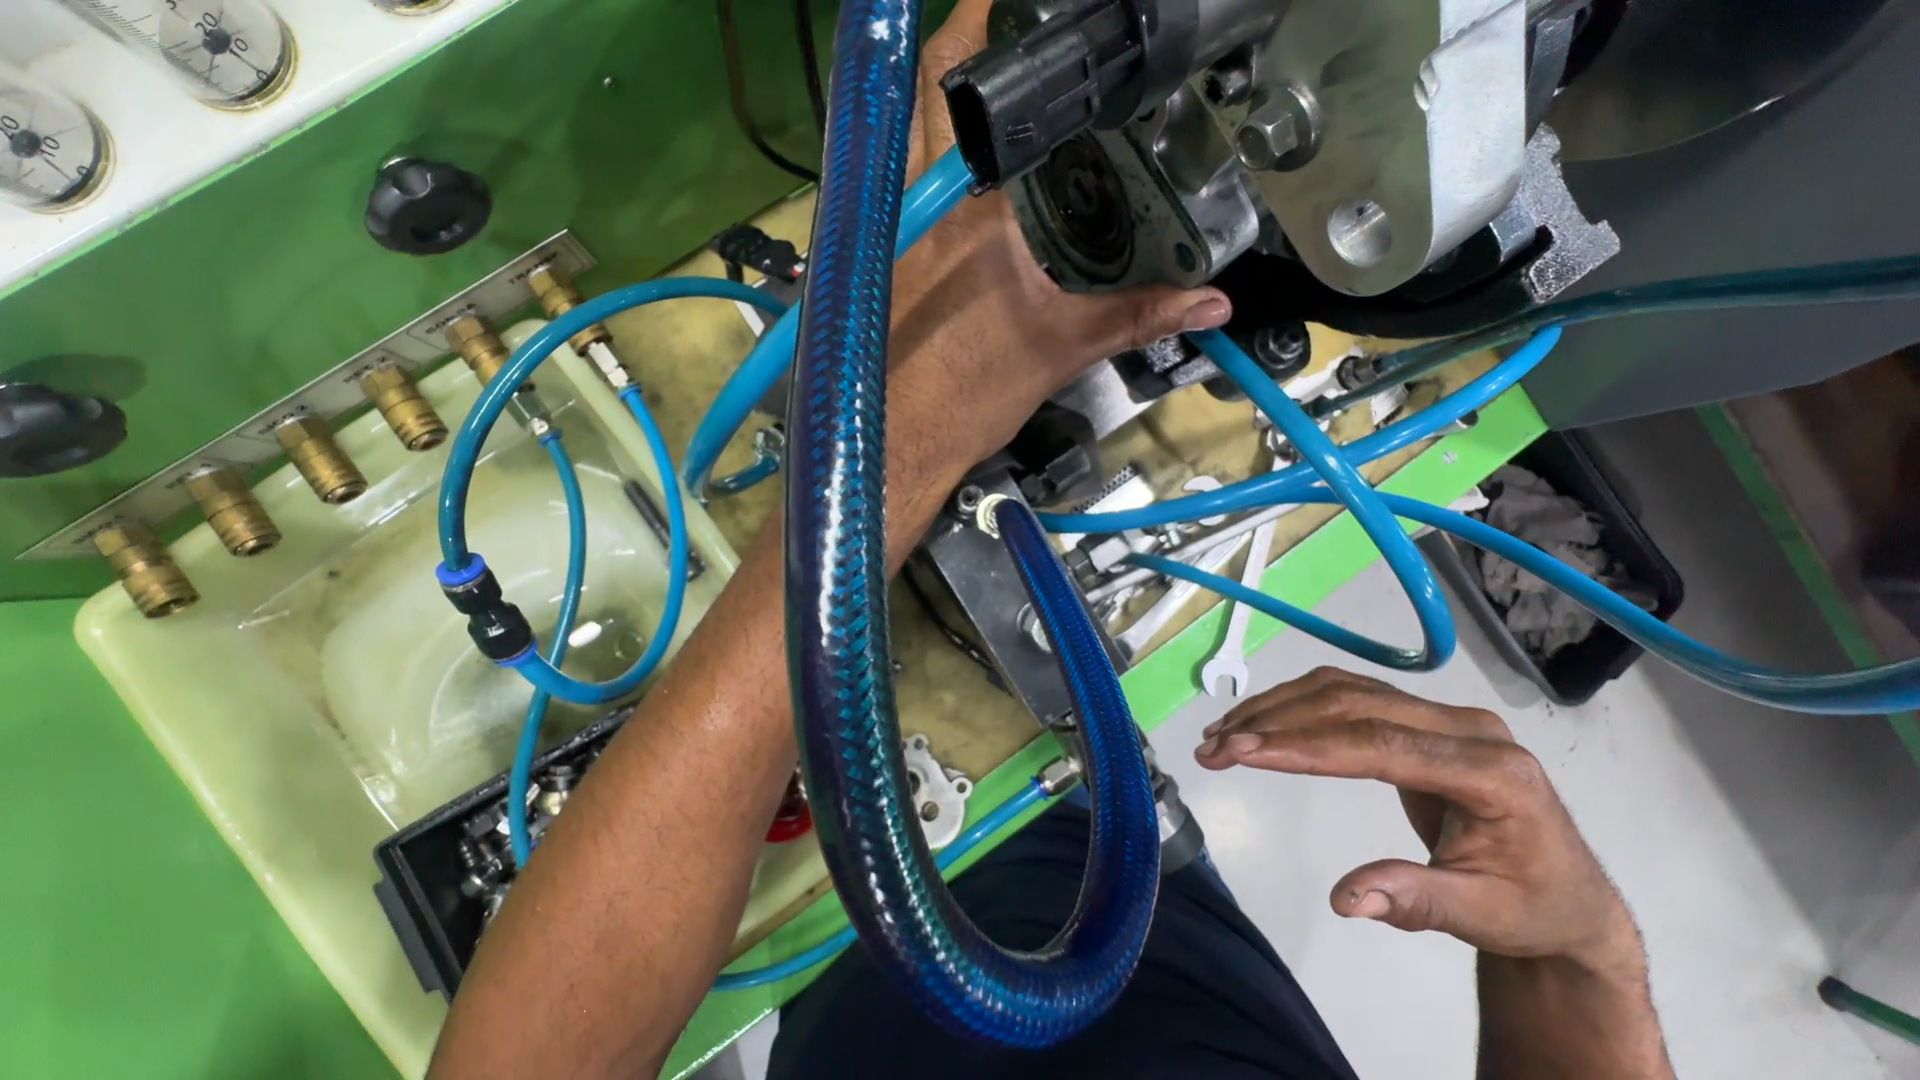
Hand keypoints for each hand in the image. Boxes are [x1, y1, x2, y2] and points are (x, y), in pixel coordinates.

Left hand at [882, 0, 1231, 465]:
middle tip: (1003, 24)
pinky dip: (921, 150)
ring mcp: (884, 223)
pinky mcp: (871, 252)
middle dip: (959, 45)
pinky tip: (955, 162)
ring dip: (936, 96)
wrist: (898, 444)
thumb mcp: (1062, 348)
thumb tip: (1212, 301)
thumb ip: (1139, 314)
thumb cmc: (971, 395)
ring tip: (987, 85)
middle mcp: (916, 200)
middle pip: (923, 90)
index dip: (984, 31)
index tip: (1012, 1)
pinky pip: (891, 176)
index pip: (968, 93)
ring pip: (899, 128)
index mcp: (971, 210)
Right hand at [1195, 668, 1641, 971]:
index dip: (1305, 745)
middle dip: (1275, 721)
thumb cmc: (1529, 909)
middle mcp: (1466, 727)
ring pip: (1345, 690)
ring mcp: (1444, 718)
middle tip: (1213, 747)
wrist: (1566, 895)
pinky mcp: (1422, 721)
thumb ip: (1416, 901)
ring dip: (1277, 708)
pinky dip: (1298, 708)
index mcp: (1491, 772)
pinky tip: (1261, 725)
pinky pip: (1352, 699)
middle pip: (1354, 704)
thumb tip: (1345, 899)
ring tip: (1221, 735)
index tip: (1240, 750)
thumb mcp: (1481, 916)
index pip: (1381, 744)